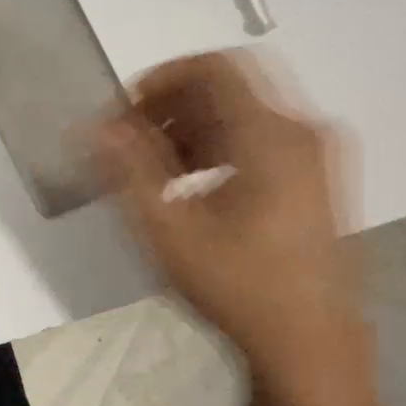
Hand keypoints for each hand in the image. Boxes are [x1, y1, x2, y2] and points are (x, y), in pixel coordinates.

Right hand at [91, 53, 361, 375]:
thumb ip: (128, 171)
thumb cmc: (234, 284)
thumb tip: (92, 127)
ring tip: (144, 172)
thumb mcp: (166, 229)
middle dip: (165, 108)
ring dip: (183, 130)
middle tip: (119, 146)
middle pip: (226, 89)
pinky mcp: (312, 177)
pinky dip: (210, 149)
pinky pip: (254, 140)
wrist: (307, 337)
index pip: (215, 68)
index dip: (159, 79)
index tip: (117, 114)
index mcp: (271, 136)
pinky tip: (181, 187)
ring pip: (239, 115)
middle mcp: (301, 131)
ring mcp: (314, 154)